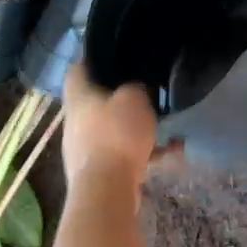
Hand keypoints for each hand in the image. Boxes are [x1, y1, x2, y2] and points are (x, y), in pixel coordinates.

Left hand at [60, 64, 158, 189]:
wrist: (106, 193)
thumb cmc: (116, 135)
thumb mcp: (135, 97)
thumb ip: (135, 86)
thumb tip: (134, 88)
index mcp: (79, 98)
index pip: (76, 70)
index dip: (92, 59)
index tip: (115, 54)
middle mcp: (75, 123)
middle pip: (95, 101)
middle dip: (119, 96)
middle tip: (146, 88)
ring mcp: (83, 150)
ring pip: (110, 128)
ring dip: (133, 126)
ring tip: (164, 123)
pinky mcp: (96, 173)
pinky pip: (121, 153)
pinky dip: (143, 151)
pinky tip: (170, 151)